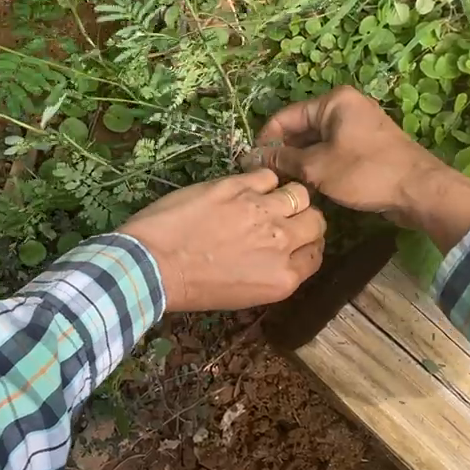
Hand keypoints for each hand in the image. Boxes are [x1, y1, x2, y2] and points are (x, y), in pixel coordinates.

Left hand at [119, 169, 325, 311]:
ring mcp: (261, 210)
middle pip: (315, 220)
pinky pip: (266, 176)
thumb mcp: (243, 294)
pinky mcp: (237, 186)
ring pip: (297, 193)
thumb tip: (283, 251)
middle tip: (279, 218)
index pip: (316, 252)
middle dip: (302, 218)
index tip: (292, 239)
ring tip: (262, 201)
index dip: (306, 243)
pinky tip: (243, 188)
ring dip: (284, 197)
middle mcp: (281, 242)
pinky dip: (260, 181)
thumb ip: (272, 271)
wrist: (152, 265)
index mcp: (284, 277)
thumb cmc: (191, 288)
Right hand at [252, 86, 469, 250]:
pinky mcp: (365, 146)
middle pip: (300, 128)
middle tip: (267, 178)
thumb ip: (282, 159)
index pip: (284, 117)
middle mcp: (345, 107)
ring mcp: (357, 126)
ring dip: (299, 162)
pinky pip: (331, 151)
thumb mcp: (316, 167)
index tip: (252, 164)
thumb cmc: (366, 172)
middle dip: (282, 152)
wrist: (420, 191)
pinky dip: (317, 165)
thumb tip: (252, 157)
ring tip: (285, 184)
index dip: (265, 140)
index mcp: (333, 102)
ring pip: (315, 142)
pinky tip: (308, 186)